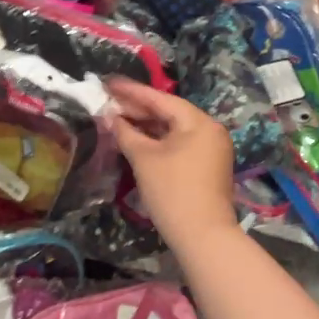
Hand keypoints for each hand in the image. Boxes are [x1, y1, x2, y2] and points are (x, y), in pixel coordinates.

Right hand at [105, 78, 238, 251]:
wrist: (203, 236)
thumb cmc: (172, 190)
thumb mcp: (142, 157)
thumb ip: (124, 131)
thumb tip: (109, 116)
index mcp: (198, 122)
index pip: (159, 99)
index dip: (130, 91)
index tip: (107, 82)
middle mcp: (209, 131)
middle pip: (167, 112)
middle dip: (137, 108)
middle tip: (108, 100)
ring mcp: (210, 149)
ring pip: (172, 128)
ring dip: (145, 124)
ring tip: (117, 117)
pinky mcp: (206, 166)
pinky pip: (178, 142)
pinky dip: (157, 139)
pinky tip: (135, 137)